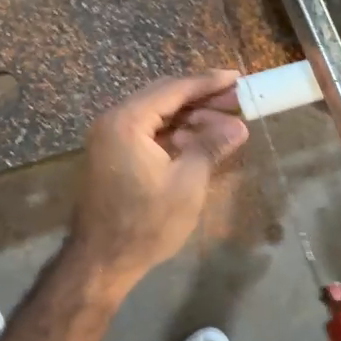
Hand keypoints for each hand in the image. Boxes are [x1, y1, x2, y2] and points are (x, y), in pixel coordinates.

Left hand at [67, 70, 248, 293]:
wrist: (101, 261)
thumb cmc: (146, 223)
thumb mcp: (187, 183)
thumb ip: (211, 146)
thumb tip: (238, 126)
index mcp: (127, 121)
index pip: (174, 89)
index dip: (208, 83)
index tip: (238, 78)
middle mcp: (113, 120)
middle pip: (163, 97)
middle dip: (201, 99)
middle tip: (237, 100)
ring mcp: (109, 137)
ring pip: (156, 115)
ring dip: (189, 118)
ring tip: (225, 125)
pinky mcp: (112, 154)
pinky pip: (147, 132)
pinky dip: (173, 134)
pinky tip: (199, 142)